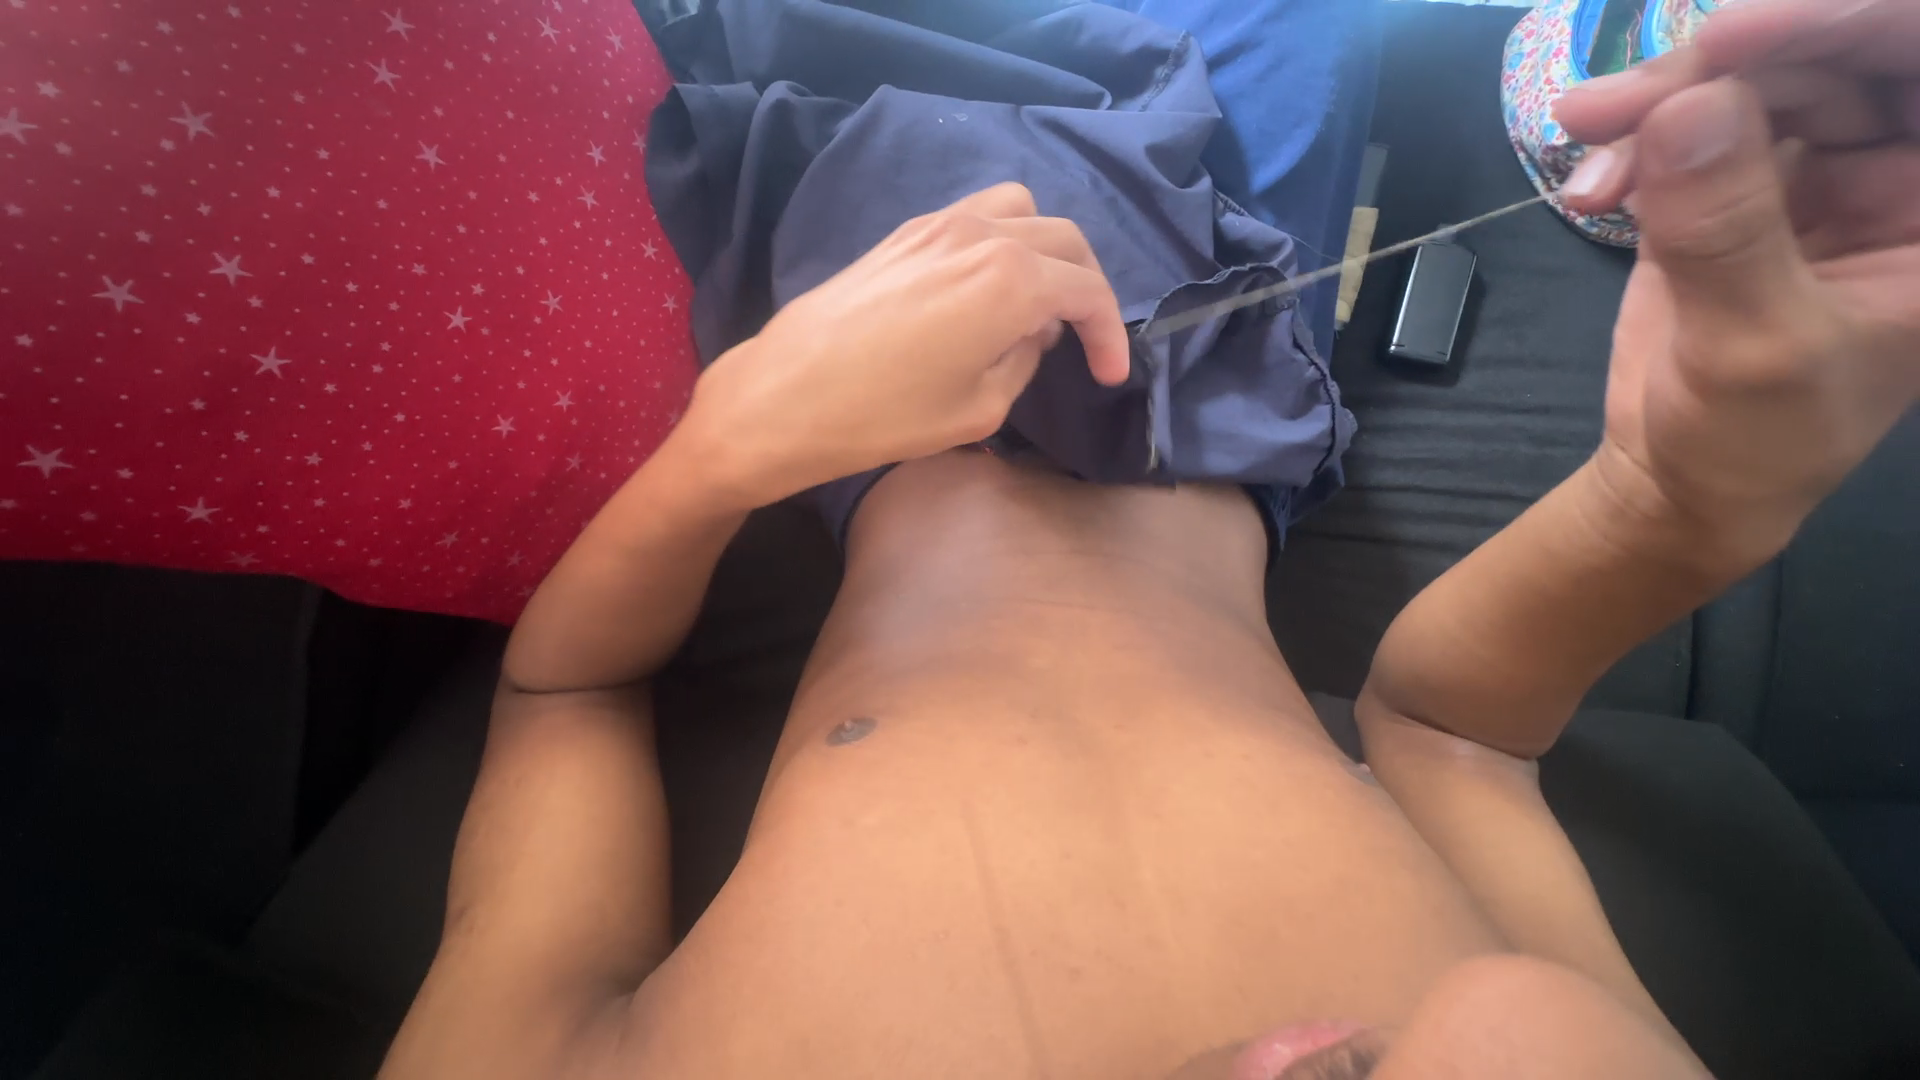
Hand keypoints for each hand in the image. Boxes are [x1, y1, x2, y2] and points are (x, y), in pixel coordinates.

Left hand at [672, 183, 1129, 508]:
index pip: (1087, 290)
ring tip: (1035, 303)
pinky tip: (985, 288)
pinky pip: (974, 216)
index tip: (1109, 374)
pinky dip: (1001, 242)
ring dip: (1044, 252)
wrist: (786, 397)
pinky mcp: (902, 233)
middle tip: (1082, 337)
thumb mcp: (979, 408)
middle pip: (1063, 240)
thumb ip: (1023, 359)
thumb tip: (1033, 330)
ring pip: (1020, 212)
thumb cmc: (885, 416)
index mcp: (1011, 279)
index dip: (1109, 334)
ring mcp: (937, 224)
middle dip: (1086, 287)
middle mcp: (982, 234)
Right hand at [1549, 3, 1919, 566]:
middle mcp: (1903, 165)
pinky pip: (1687, 136)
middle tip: (1597, 109)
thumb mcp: (1752, 343)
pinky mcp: (1731, 196)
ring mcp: (1815, 176)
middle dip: (1713, 71)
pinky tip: (1587, 191)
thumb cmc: (1755, 433)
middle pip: (1829, 61)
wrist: (1682, 474)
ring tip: (1578, 165)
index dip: (1842, 25)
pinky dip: (1630, 151)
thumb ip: (1726, 232)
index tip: (1725, 37)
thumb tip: (1684, 110)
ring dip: (1654, 113)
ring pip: (1748, 89)